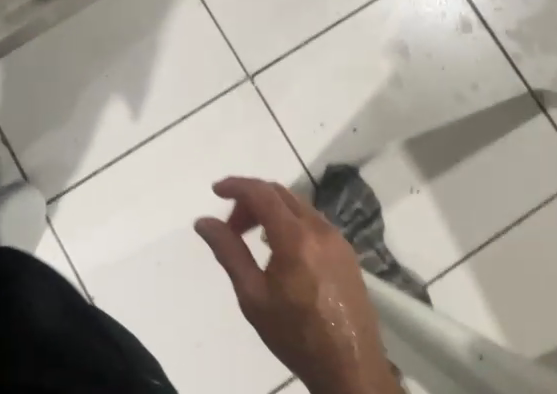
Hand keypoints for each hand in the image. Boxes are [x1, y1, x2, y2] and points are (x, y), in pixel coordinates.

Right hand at [196, 177, 398, 393]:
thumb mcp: (253, 297)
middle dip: (250, 200)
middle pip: (279, 194)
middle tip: (231, 226)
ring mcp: (338, 241)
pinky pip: (313, 223)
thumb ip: (228, 252)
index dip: (235, 186)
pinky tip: (280, 251)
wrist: (351, 371)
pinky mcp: (347, 255)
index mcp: (296, 238)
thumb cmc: (296, 335)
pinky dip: (290, 222)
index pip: (261, 193)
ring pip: (297, 207)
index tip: (215, 192)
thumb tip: (204, 221)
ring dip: (270, 211)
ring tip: (253, 239)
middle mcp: (320, 230)